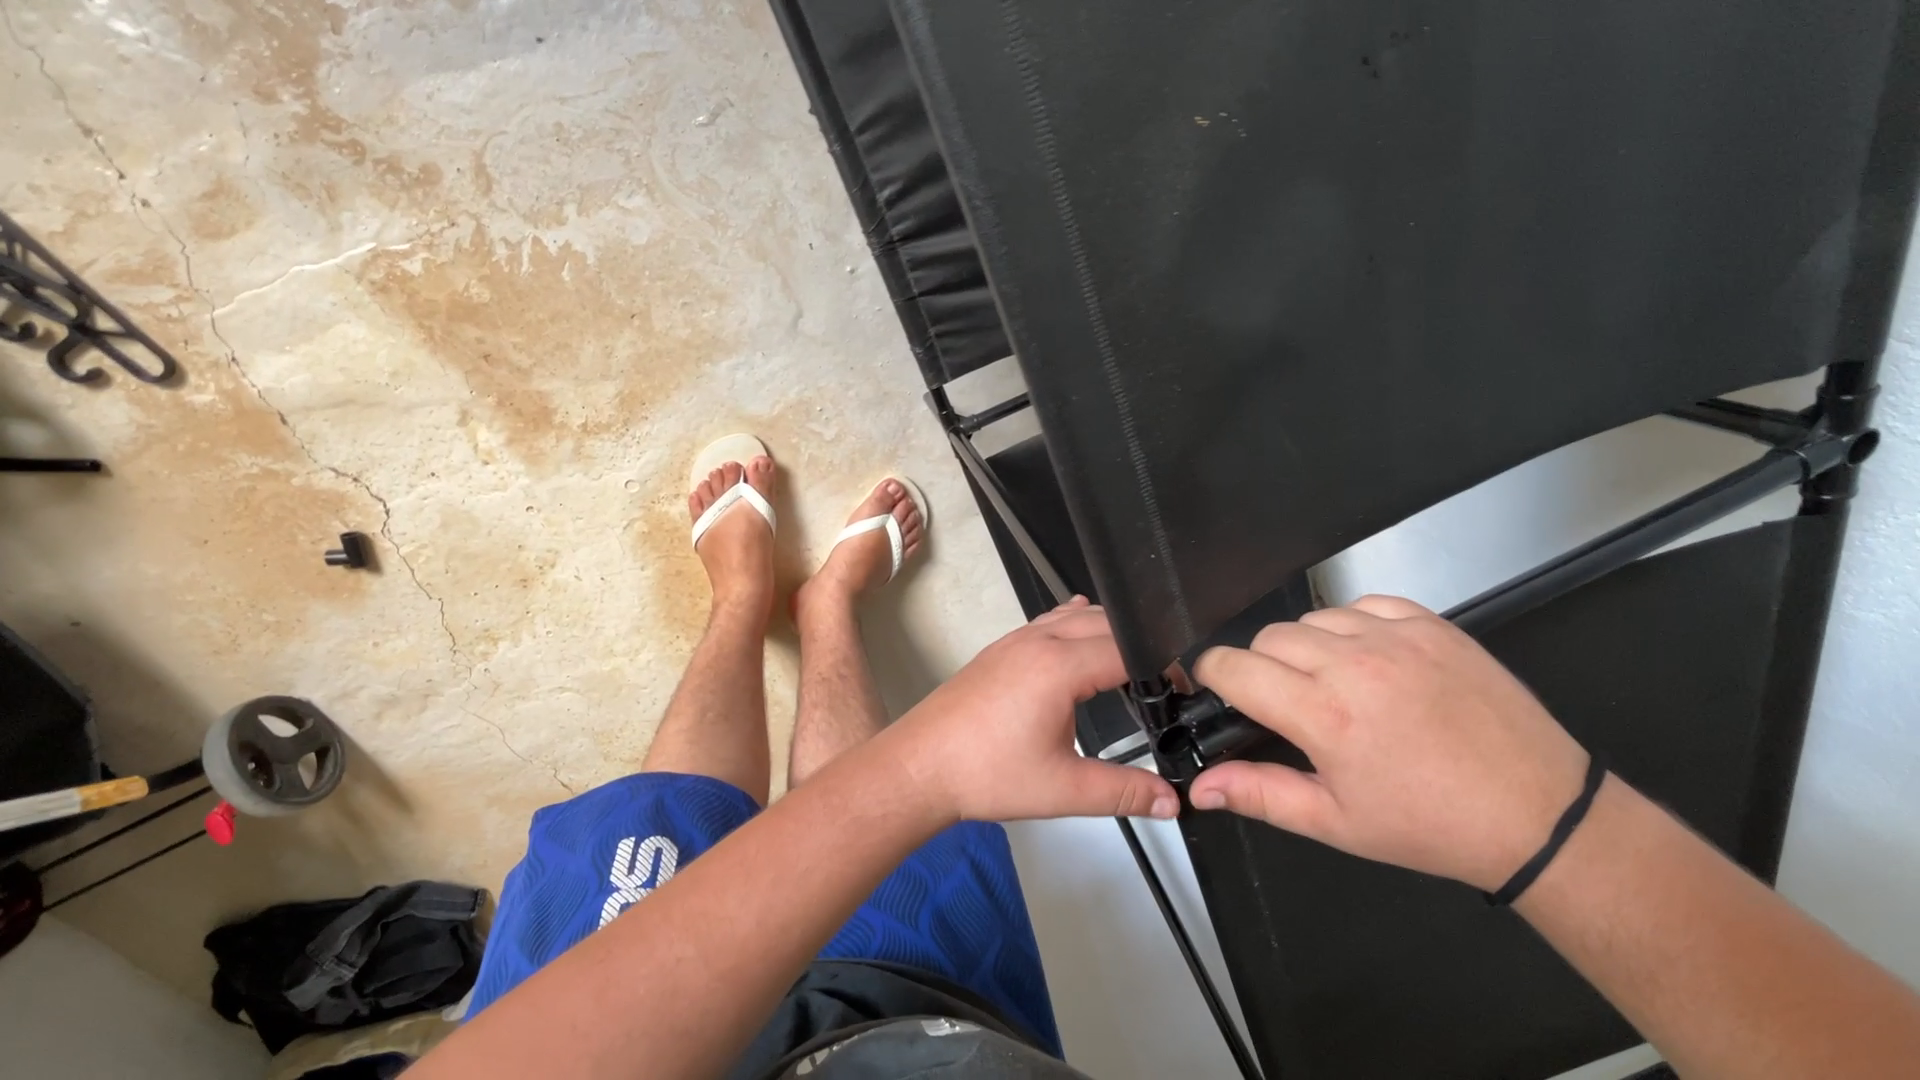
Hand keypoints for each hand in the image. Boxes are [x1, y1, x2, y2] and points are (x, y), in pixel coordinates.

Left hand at [881, 598, 1178, 823]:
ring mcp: (1016, 640)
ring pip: (1076, 617)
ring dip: (1107, 632)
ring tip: (1132, 664)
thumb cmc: (985, 774)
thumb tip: (1170, 801)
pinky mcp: (1000, 649)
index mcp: (1060, 666)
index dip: (1164, 665)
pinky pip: (1048, 622)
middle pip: (1106, 623)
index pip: (1129, 648)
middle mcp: (1039, 641)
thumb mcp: (1062, 789)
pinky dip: (1074, 624)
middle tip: (1165, 683)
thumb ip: (1123, 792)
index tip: (1183, 689)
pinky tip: (1081, 631)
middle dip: (1141, 645)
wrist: (919, 767)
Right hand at [1189, 595, 1588, 890]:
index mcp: (1324, 715)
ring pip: (1314, 618)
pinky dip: (1354, 626)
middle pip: (1268, 638)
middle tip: (1287, 705)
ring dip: (1307, 646)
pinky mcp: (1433, 625)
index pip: (1234, 666)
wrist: (1539, 813)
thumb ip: (1260, 794)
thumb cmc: (1430, 825)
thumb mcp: (1336, 822)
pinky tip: (1370, 661)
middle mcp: (1355, 665)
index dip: (1211, 676)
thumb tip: (1199, 787)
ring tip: (1332, 684)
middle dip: (1261, 667)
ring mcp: (1398, 638)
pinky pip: (1366, 604)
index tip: (1218, 691)